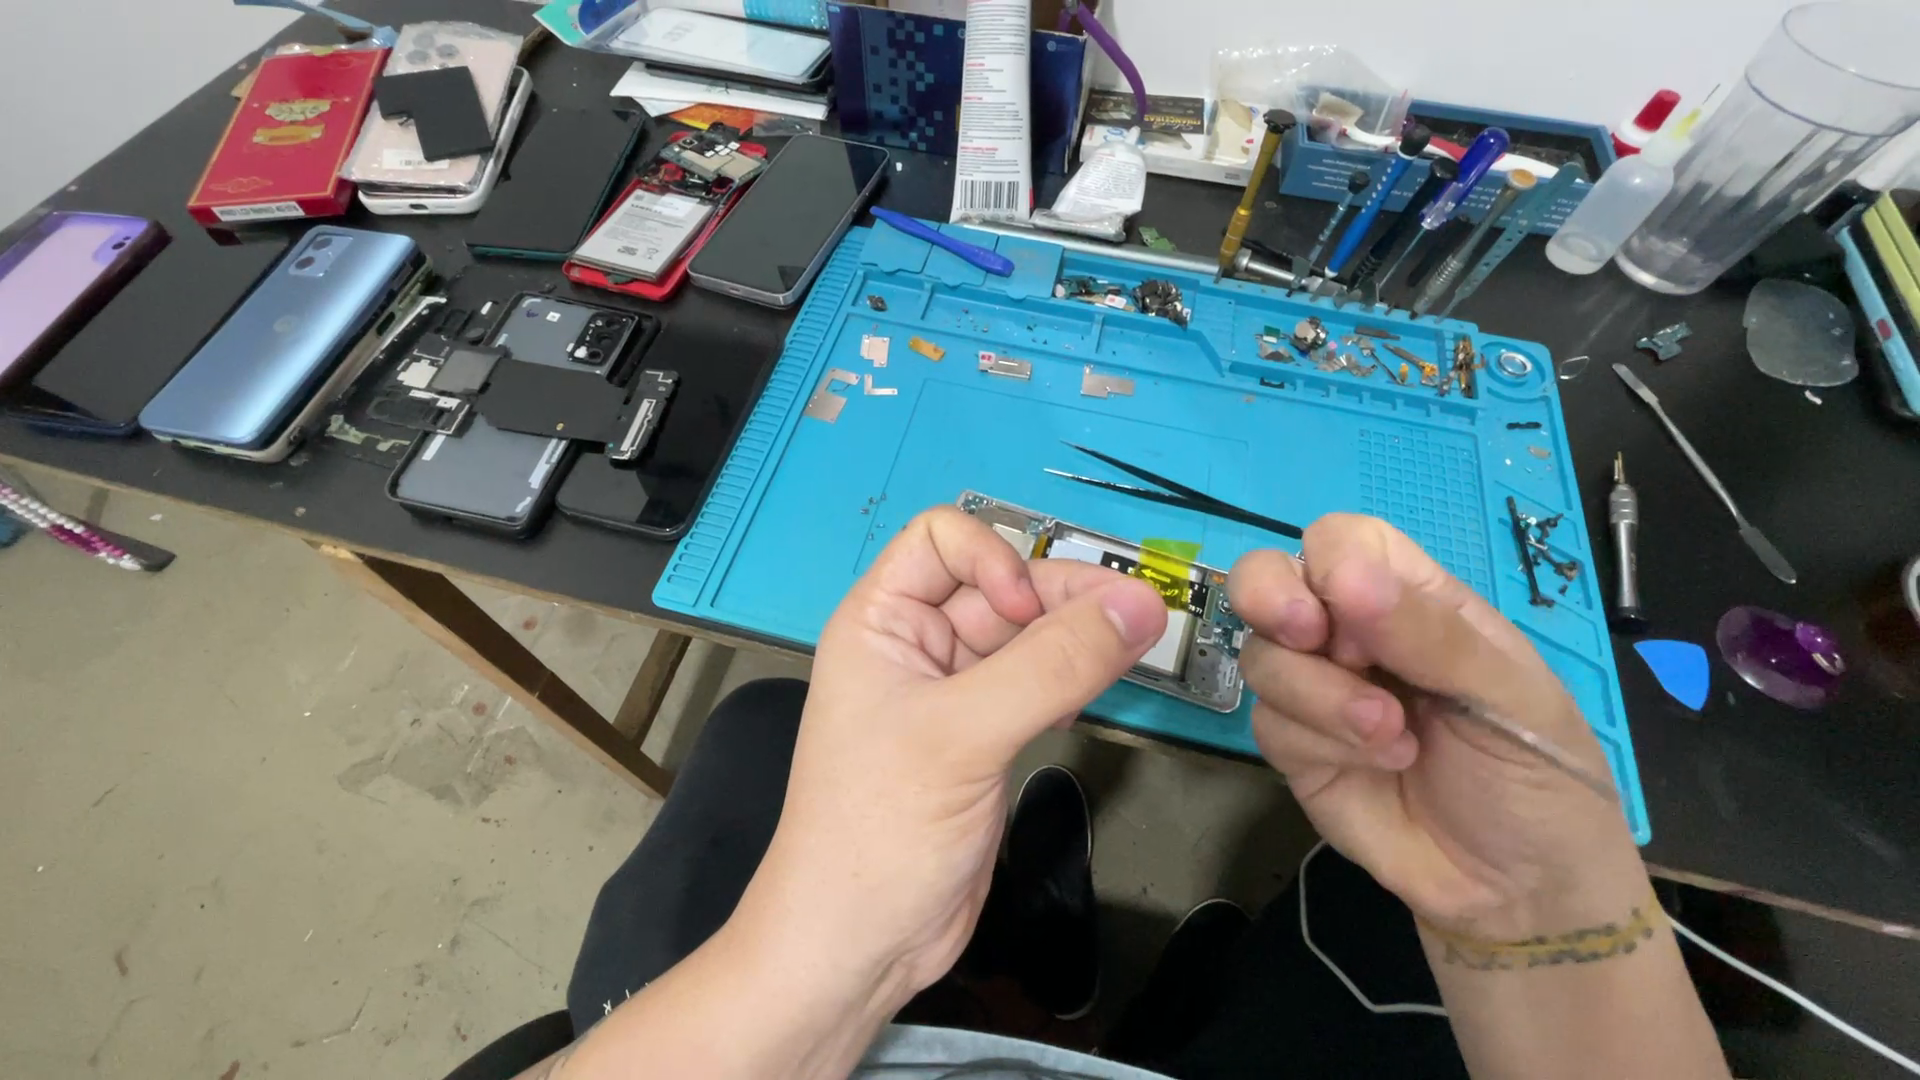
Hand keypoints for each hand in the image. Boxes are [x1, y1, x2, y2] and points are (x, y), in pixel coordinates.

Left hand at [733, 506, 1167, 1009]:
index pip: (941, 540)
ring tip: (1131, 650)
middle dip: (1061, 597)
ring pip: (1027, 637)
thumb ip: (1052, 666)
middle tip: (1139, 620)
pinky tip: (1090, 697)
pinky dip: (1070, 680)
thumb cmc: (881, 826)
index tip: (1027, 612)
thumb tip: (1139, 603)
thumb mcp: (962, 735)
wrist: (860, 944)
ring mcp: (953, 692)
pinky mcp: (985, 734)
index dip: (992, 558)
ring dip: (1077, 637)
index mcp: (882, 620)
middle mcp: (916, 644)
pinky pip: (1037, 683)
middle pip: (1000, 586)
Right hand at [1228, 514, 1645, 940]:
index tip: (1345, 603)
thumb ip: (1429, 633)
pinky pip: (1269, 720)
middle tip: (1304, 635)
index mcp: (1409, 600)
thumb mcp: (1508, 694)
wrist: (1518, 888)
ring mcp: (1314, 687)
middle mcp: (1348, 633)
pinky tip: (1377, 764)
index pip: (1342, 541)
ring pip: (1263, 655)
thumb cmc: (1538, 772)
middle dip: (1270, 598)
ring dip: (1321, 695)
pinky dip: (1320, 741)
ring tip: (1392, 737)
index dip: (1331, 559)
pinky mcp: (1292, 743)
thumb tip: (1344, 579)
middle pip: (1267, 579)